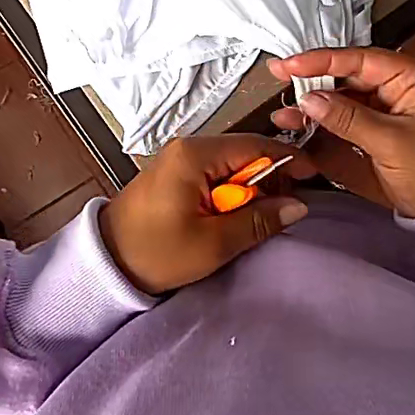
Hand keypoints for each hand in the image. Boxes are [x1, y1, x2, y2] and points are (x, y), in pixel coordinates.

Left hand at [99, 134, 314, 293]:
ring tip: (262, 216)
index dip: (288, 160)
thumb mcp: (213, 243)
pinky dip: (233, 192)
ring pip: (234, 165)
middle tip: (286, 207)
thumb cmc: (155, 253)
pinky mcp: (176, 175)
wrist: (101, 268)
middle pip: (246, 153)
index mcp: (195, 155)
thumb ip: (258, 221)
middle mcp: (188, 147)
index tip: (313, 176)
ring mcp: (180, 159)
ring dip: (251, 188)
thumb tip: (299, 206)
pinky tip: (237, 214)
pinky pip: (217, 174)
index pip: (256, 146)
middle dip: (270, 178)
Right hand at [267, 47, 414, 218]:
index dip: (322, 60)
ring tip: (287, 113)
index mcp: (411, 78)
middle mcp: (397, 87)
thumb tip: (312, 100)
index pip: (360, 59)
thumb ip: (349, 119)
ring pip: (342, 98)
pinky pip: (345, 120)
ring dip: (315, 105)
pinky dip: (323, 124)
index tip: (292, 64)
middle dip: (314, 81)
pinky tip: (302, 126)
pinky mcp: (377, 130)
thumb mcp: (392, 143)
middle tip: (282, 79)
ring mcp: (386, 109)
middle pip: (347, 75)